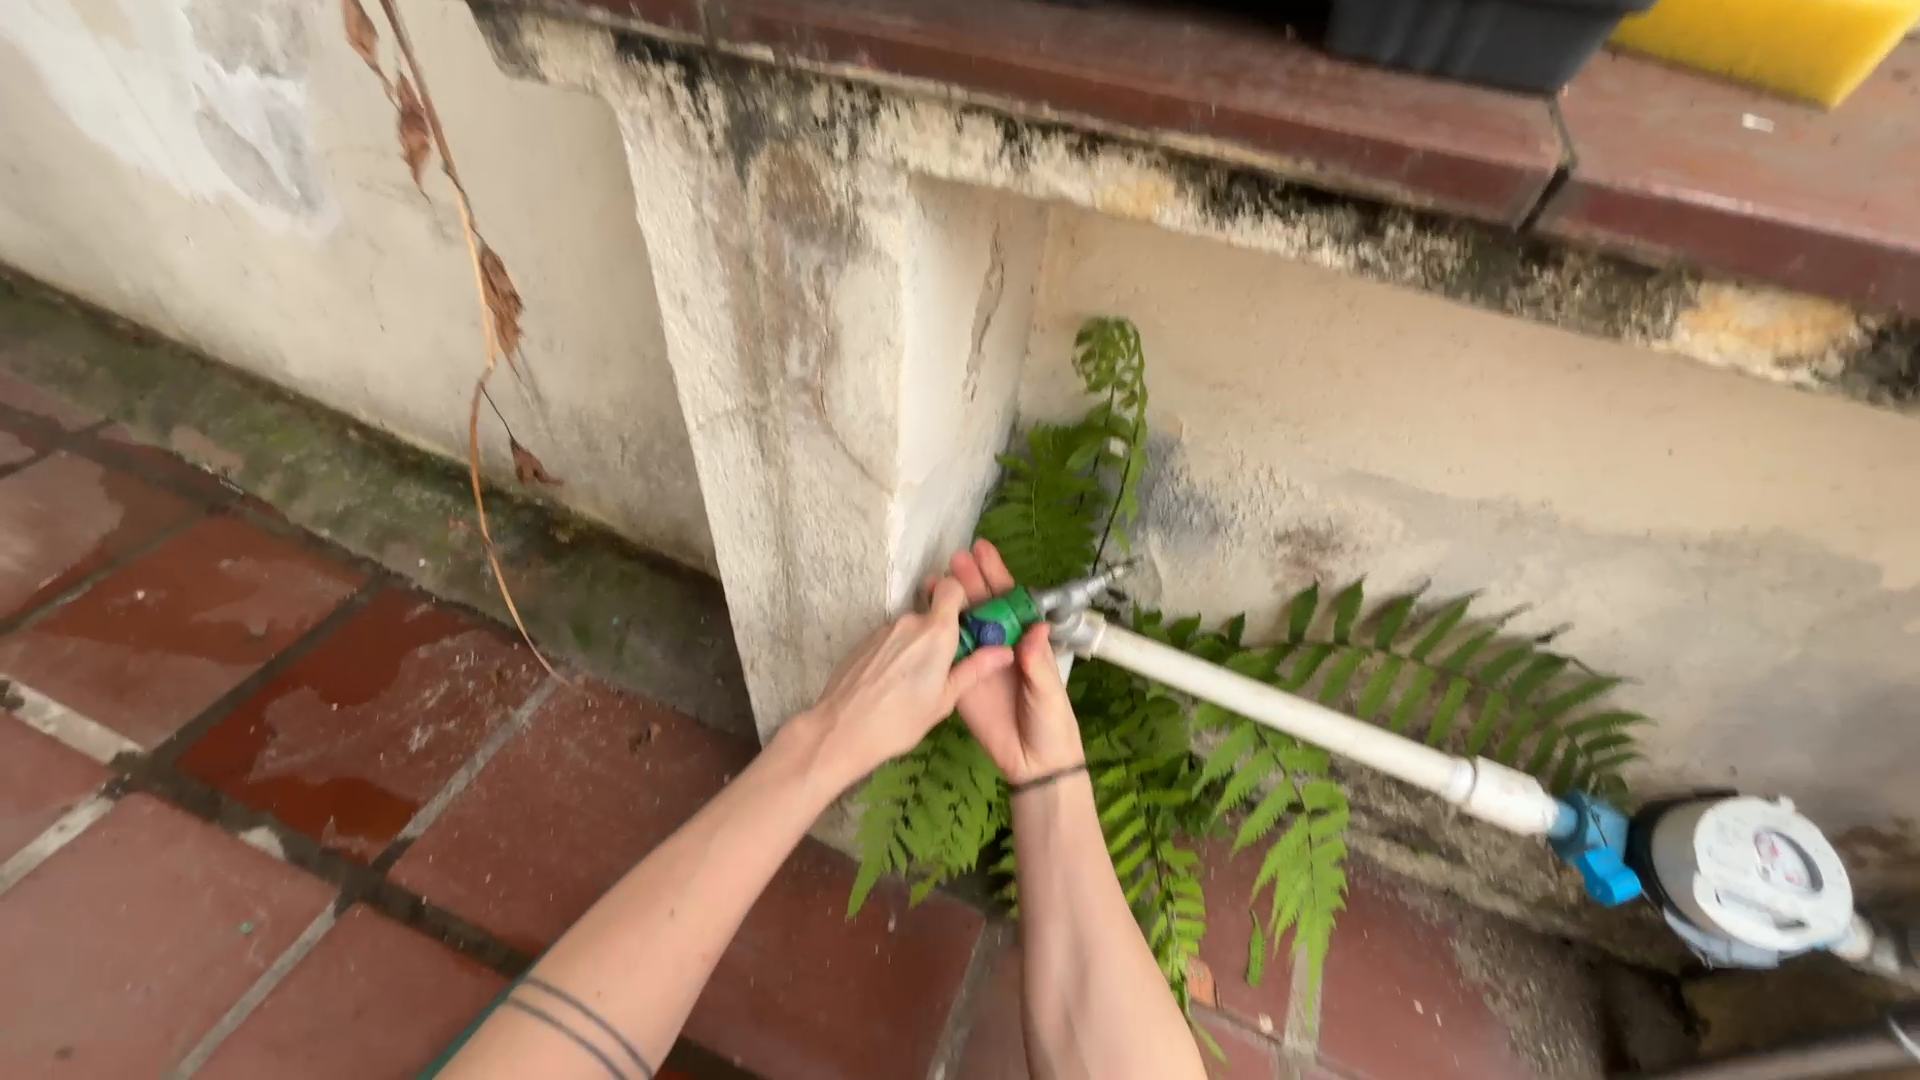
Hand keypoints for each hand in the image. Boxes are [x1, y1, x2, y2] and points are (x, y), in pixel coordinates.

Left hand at [792, 576, 1013, 787]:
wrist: (841, 729)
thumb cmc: (901, 720)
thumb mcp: (945, 699)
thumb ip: (975, 669)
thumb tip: (1006, 650)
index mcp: (936, 631)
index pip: (951, 587)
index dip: (960, 598)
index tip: (967, 623)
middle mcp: (910, 621)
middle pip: (932, 613)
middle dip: (940, 633)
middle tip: (943, 666)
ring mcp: (883, 629)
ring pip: (910, 628)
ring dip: (917, 646)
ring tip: (913, 682)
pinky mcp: (864, 640)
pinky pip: (891, 639)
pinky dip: (897, 654)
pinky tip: (891, 683)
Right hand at [946, 540, 1085, 784]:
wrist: (1033, 763)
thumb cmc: (1051, 722)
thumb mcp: (1050, 692)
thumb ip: (1039, 663)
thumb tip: (1036, 627)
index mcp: (1025, 639)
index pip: (1010, 600)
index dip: (997, 575)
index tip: (982, 551)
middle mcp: (1000, 643)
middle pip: (982, 606)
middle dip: (969, 580)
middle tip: (954, 559)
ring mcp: (977, 661)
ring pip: (961, 625)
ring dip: (949, 602)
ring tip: (933, 580)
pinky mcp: (959, 682)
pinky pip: (946, 656)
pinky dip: (935, 637)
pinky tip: (923, 617)